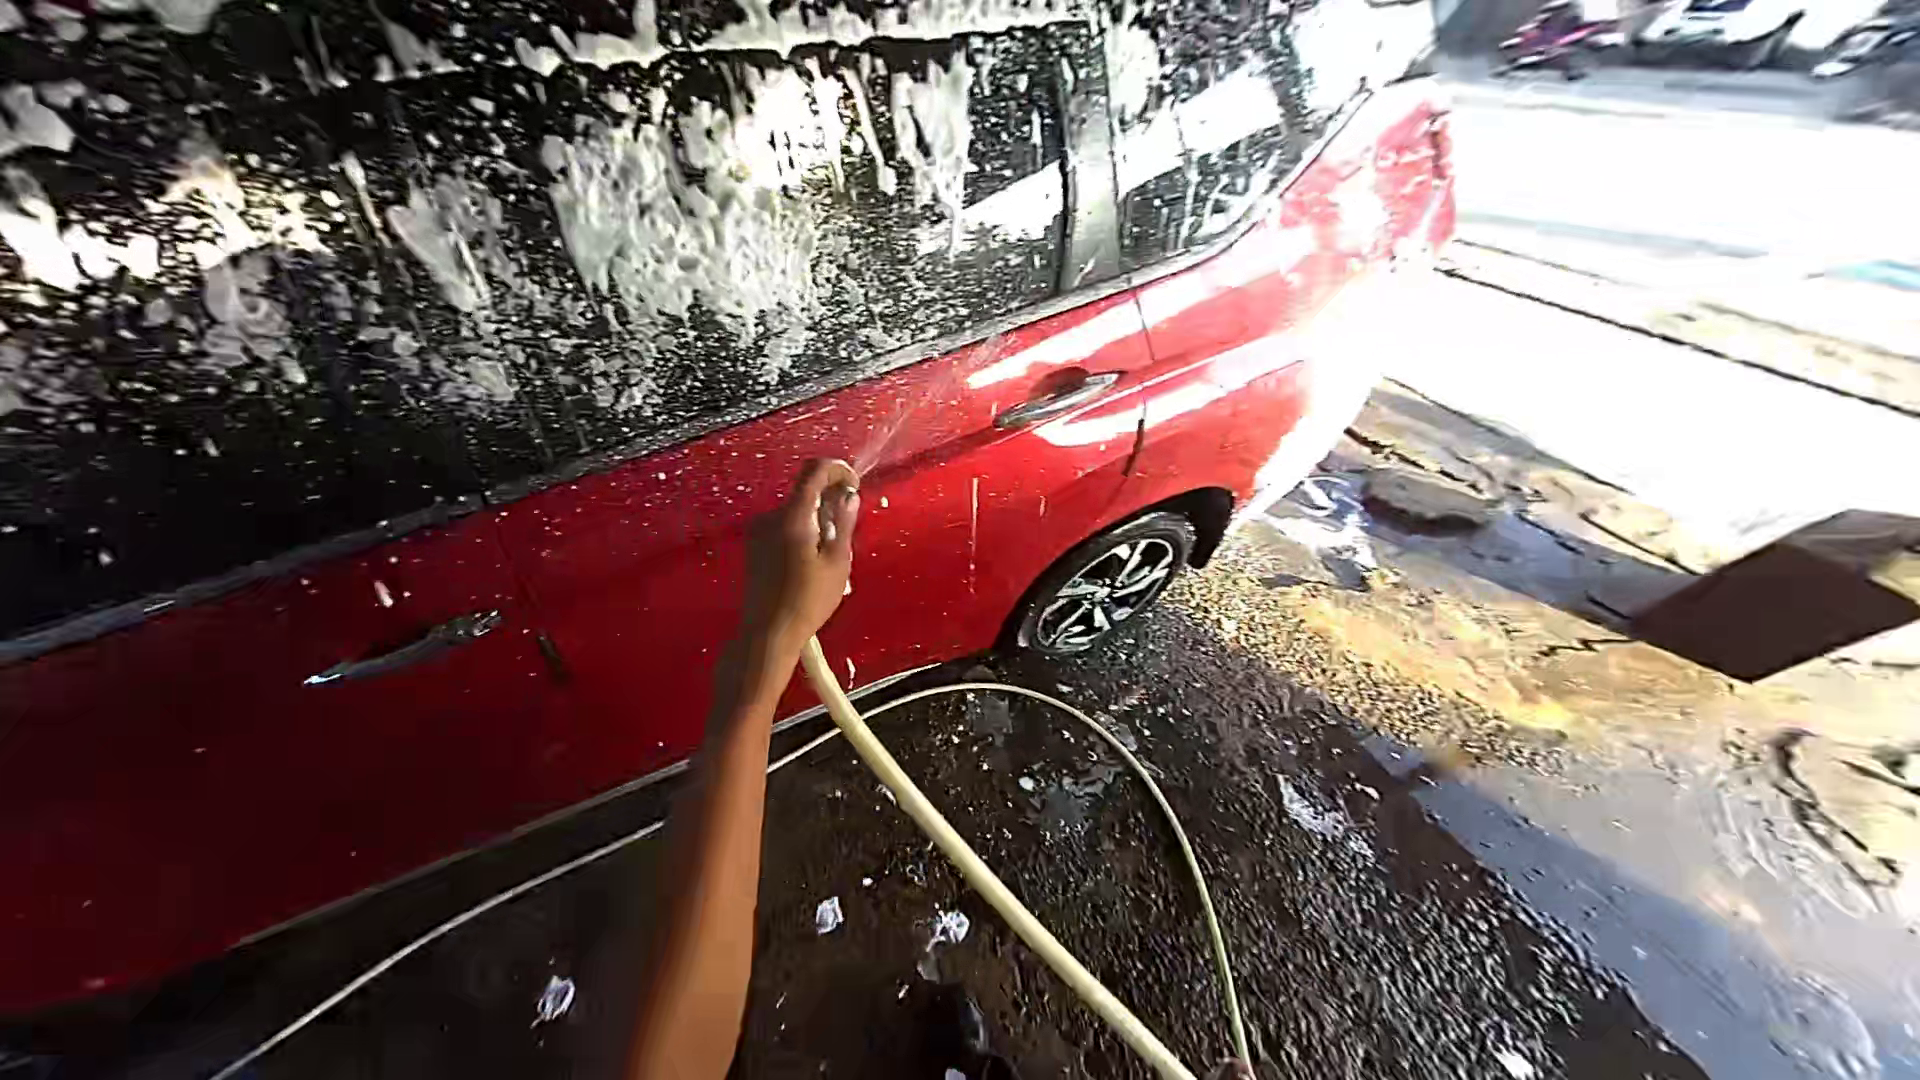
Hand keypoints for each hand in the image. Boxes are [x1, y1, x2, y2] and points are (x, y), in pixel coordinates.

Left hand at [740, 458, 859, 659]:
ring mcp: (759, 530)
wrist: (768, 632)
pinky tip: (810, 563)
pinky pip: (785, 525)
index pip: (814, 471)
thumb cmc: (809, 600)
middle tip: (846, 533)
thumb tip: (850, 495)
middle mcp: (771, 516)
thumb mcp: (837, 562)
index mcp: (794, 517)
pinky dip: (803, 532)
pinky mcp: (755, 544)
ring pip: (797, 511)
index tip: (853, 486)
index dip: (837, 469)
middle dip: (830, 502)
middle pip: (806, 492)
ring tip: (829, 557)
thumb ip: (844, 523)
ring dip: (818, 520)